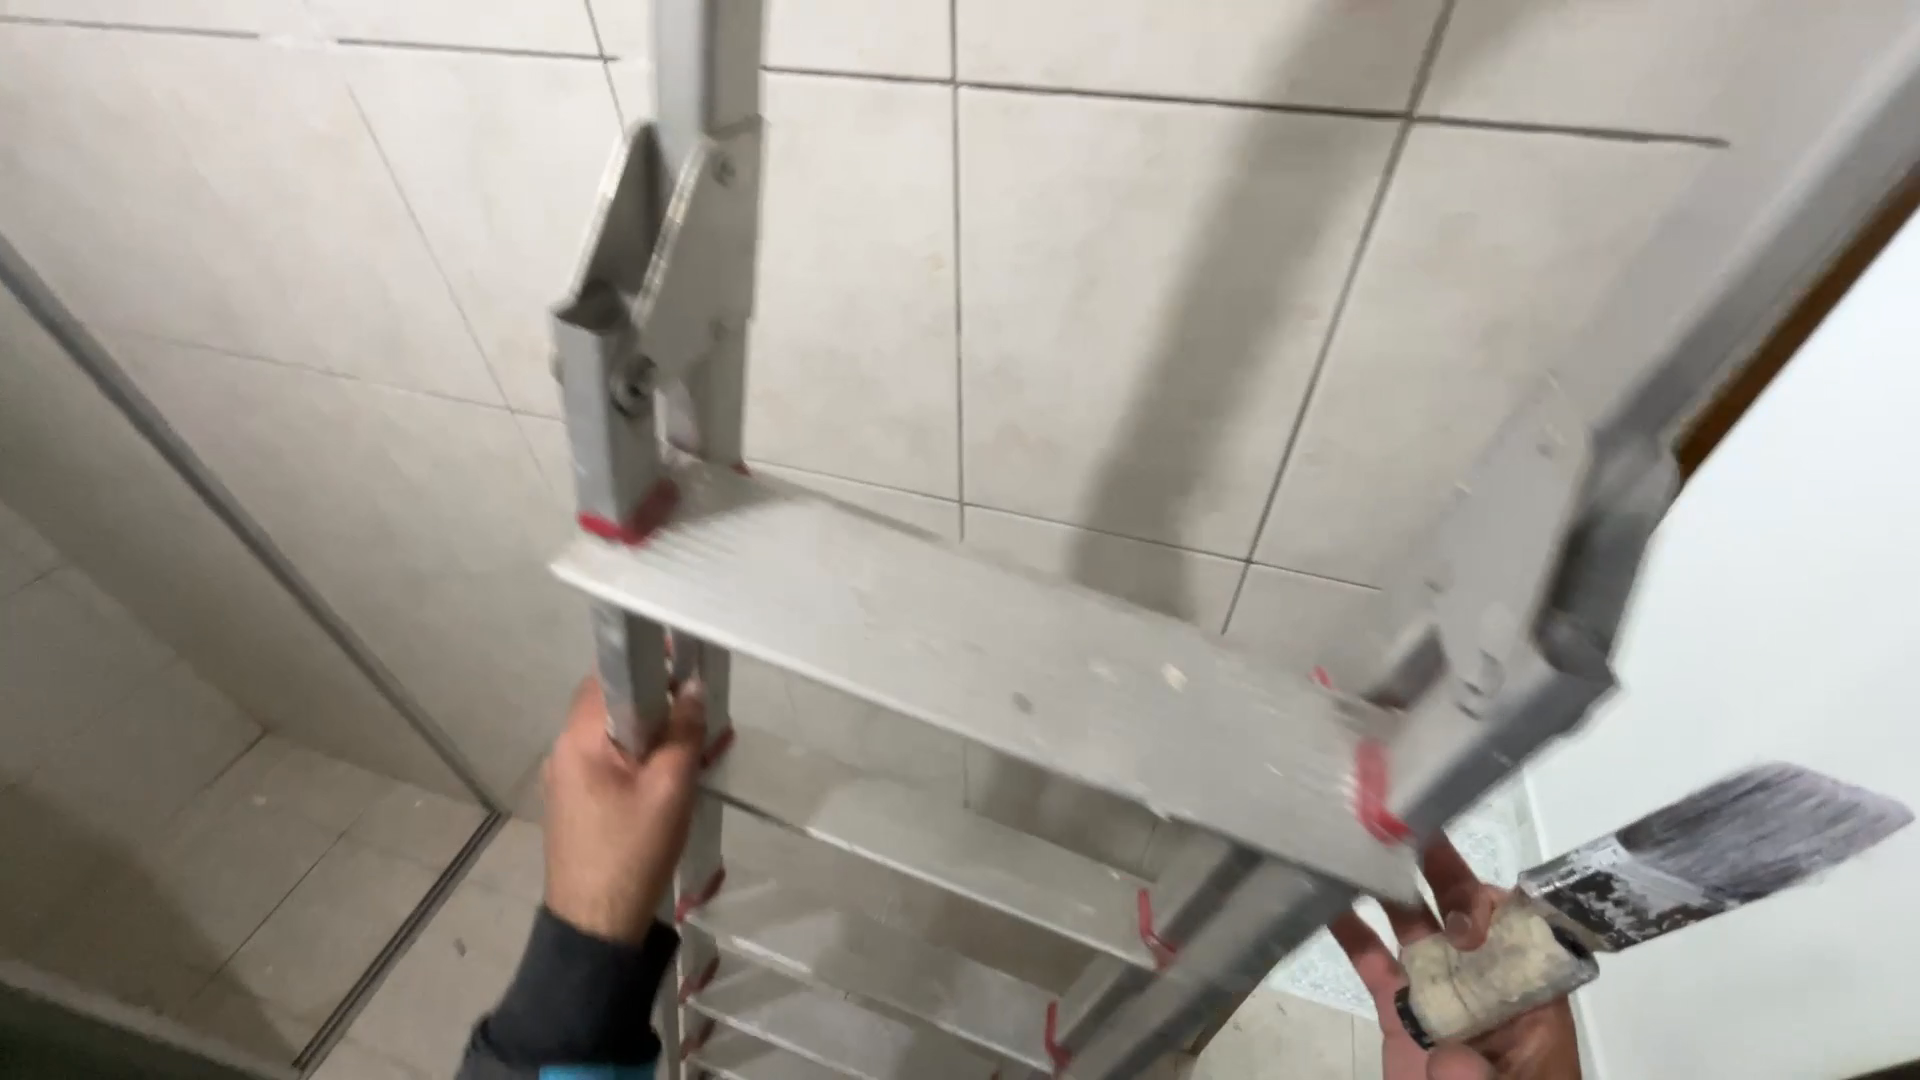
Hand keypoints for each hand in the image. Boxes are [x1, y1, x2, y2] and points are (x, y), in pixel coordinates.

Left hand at [541, 674, 705, 943]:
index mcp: (578, 741)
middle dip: (652, 702)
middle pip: (609, 705)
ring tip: (687, 745)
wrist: (597, 924)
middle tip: (694, 712)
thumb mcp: (671, 786)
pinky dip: (636, 756)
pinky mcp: (574, 802)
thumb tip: (692, 686)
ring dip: (647, 731)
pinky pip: (607, 760)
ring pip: (611, 734)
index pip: (607, 678)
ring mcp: (564, 779)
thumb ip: (683, 731)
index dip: (645, 667)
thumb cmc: (634, 849)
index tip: (682, 668)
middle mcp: (563, 752)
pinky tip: (664, 776)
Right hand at [1332, 836, 1581, 1079]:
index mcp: (1529, 1008)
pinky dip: (1348, 926)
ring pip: (1414, 925)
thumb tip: (1455, 1057)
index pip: (1523, 939)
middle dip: (1440, 871)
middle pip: (1467, 916)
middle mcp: (1485, 988)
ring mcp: (1437, 994)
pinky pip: (1370, 957)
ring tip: (1358, 845)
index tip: (1465, 893)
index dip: (1497, 907)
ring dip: (1388, 886)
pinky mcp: (1397, 1008)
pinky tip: (1323, 898)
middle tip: (1405, 830)